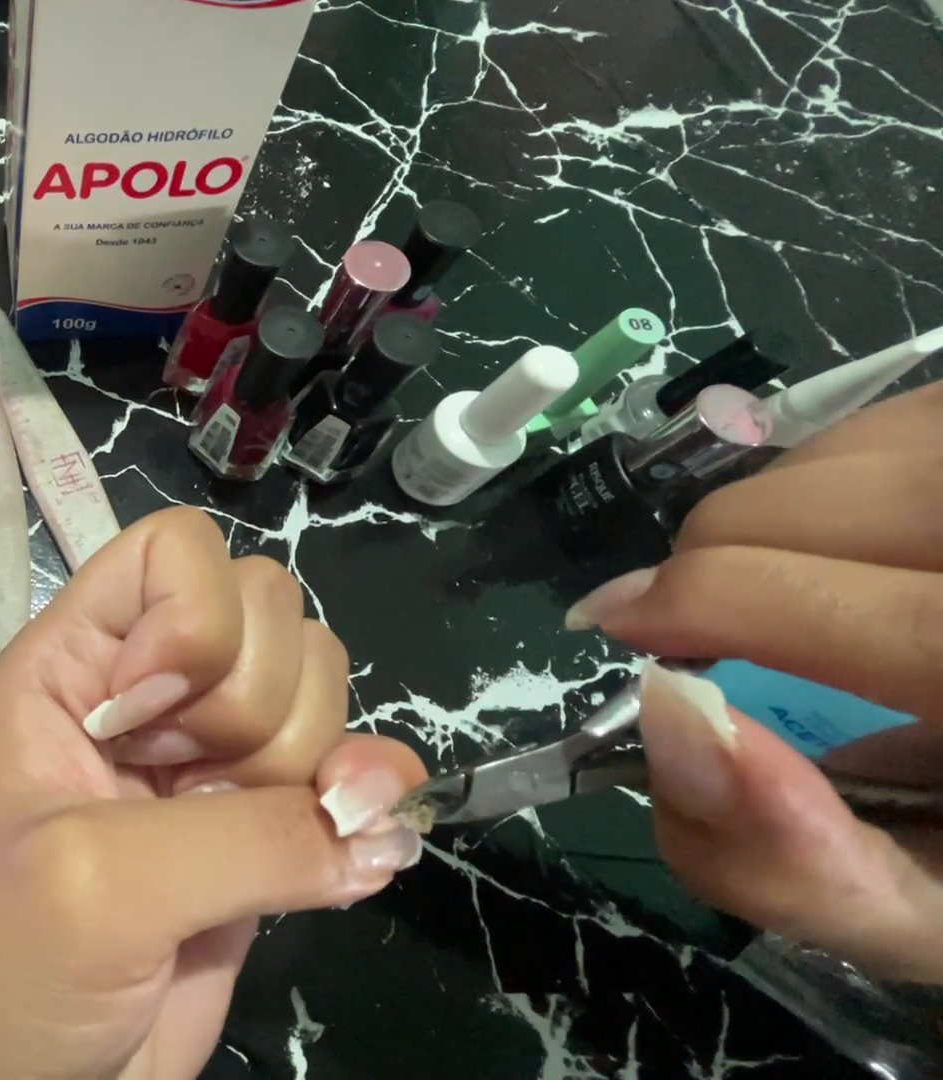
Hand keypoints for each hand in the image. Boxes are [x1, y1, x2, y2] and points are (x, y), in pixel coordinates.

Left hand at [0, 507, 427, 1078]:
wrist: (3, 1074)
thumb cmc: (2, 961)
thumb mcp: (96, 880)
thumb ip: (242, 837)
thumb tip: (378, 817)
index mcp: (76, 660)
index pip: (172, 549)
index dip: (193, 616)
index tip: (160, 717)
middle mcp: (147, 686)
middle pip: (264, 610)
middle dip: (251, 701)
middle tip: (187, 786)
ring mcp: (210, 753)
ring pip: (315, 681)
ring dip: (304, 754)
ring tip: (241, 836)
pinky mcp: (259, 823)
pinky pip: (351, 762)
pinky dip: (374, 787)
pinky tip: (363, 836)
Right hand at [564, 381, 942, 980]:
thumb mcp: (919, 912)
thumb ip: (782, 860)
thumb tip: (667, 714)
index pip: (863, 619)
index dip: (698, 606)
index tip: (614, 626)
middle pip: (816, 508)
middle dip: (712, 563)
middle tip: (711, 626)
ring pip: (849, 448)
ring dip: (770, 519)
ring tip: (791, 586)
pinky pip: (893, 419)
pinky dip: (830, 475)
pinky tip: (856, 544)